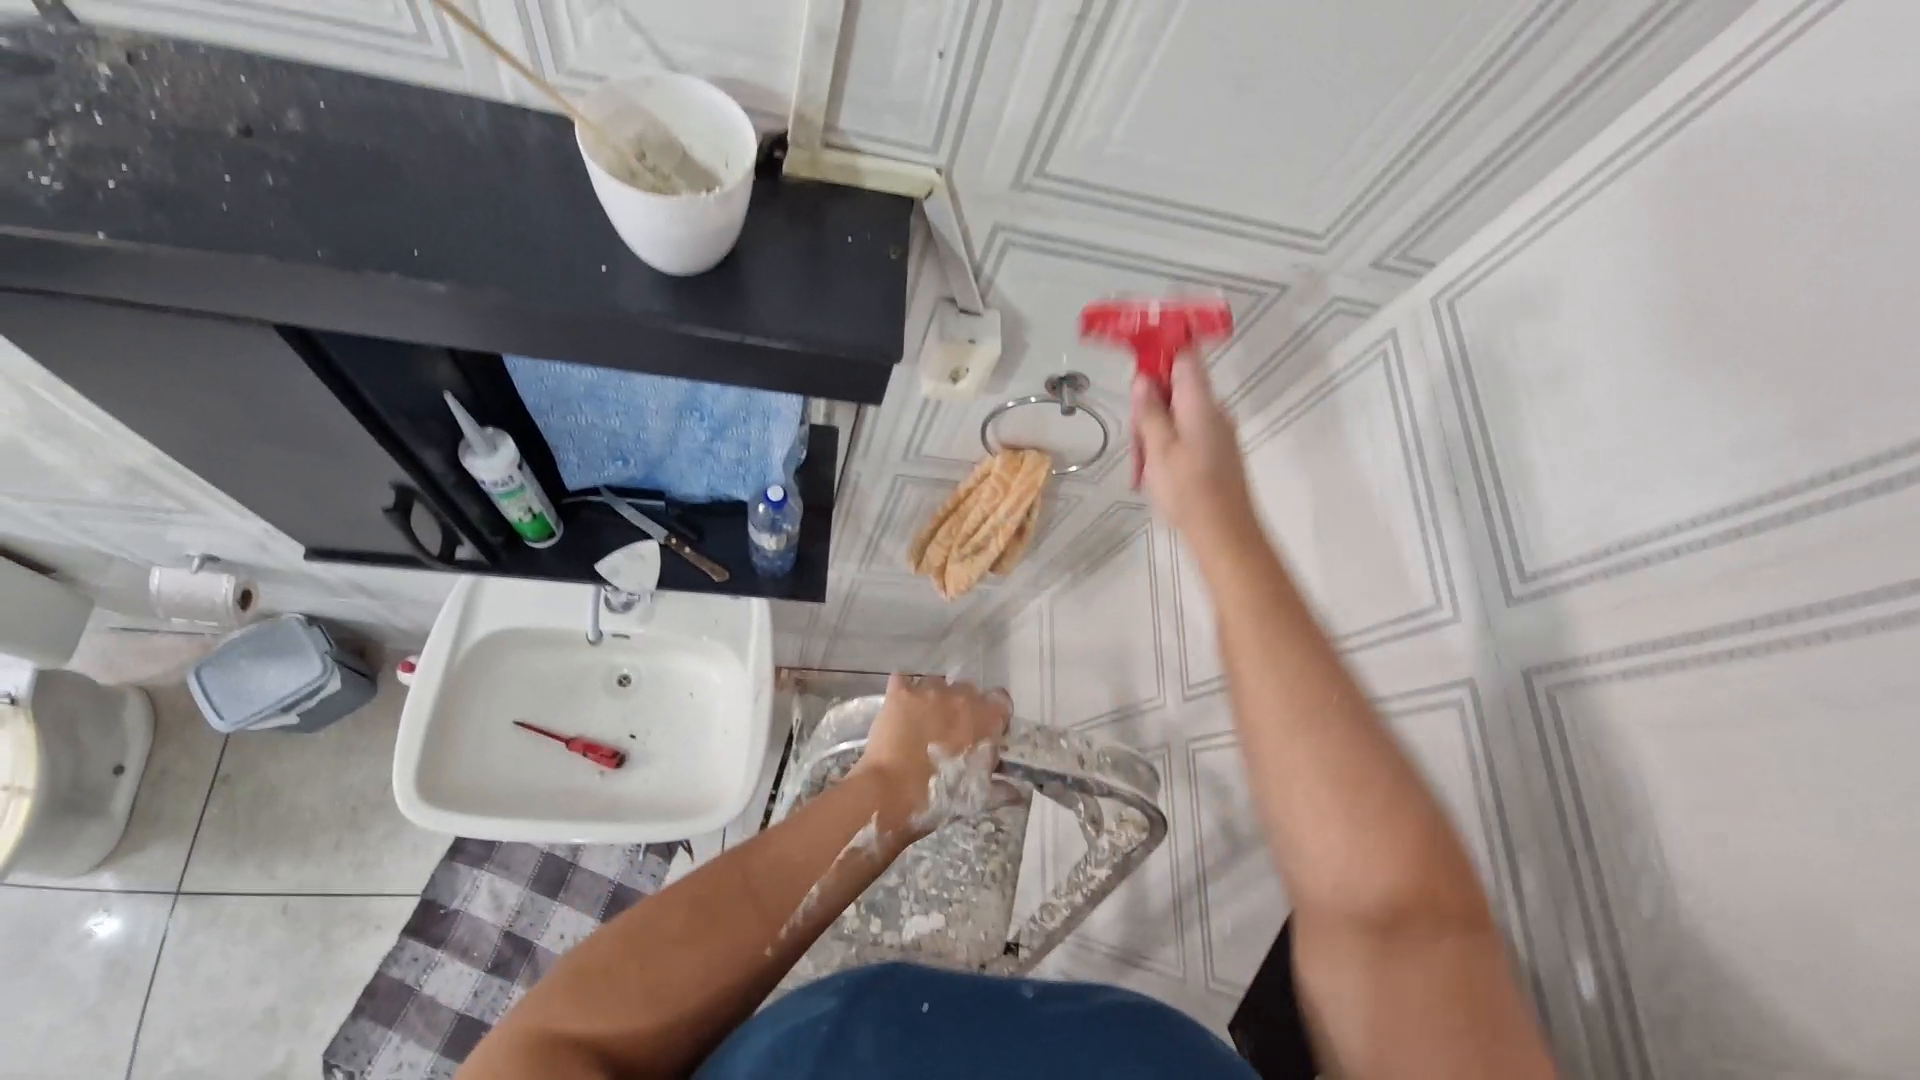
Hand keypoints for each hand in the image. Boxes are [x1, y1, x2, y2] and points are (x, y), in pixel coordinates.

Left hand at [853, 674, 1011, 832]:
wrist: (890, 793)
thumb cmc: (938, 797)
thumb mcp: (977, 796)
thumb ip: (1001, 788)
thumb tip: (1017, 792)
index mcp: (985, 719)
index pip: (1001, 701)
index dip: (994, 715)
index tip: (986, 731)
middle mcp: (960, 696)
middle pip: (968, 690)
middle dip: (962, 706)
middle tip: (951, 730)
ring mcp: (928, 691)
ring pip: (937, 683)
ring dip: (934, 698)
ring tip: (922, 720)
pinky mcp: (899, 692)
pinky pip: (904, 679)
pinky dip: (904, 690)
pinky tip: (900, 707)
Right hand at [1133, 352, 1261, 555]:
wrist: (1224, 533)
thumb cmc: (1187, 489)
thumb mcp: (1158, 448)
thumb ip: (1149, 411)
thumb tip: (1143, 380)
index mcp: (1200, 402)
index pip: (1184, 357)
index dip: (1159, 354)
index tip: (1136, 369)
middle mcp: (1214, 411)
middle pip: (1177, 389)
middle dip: (1150, 407)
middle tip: (1135, 441)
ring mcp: (1219, 433)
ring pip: (1178, 417)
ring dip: (1155, 433)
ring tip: (1142, 469)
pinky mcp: (1218, 453)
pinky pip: (1187, 437)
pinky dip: (1167, 449)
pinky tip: (1156, 476)